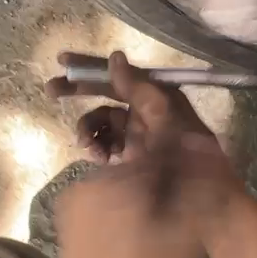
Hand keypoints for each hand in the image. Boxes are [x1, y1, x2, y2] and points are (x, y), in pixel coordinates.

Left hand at [46, 53, 240, 257]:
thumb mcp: (186, 231)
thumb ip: (199, 182)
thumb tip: (208, 144)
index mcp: (117, 179)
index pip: (156, 149)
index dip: (181, 158)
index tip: (198, 170)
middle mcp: (89, 182)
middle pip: (136, 166)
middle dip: (161, 176)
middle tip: (182, 202)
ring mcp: (73, 204)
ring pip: (119, 184)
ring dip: (141, 193)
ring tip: (162, 222)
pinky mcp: (68, 224)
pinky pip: (102, 203)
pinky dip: (121, 209)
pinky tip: (137, 236)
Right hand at [47, 53, 240, 212]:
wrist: (206, 201)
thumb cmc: (191, 155)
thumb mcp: (164, 116)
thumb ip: (139, 87)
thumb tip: (114, 57)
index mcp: (159, 95)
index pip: (120, 73)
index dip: (92, 66)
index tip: (62, 62)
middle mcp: (148, 110)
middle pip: (107, 94)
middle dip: (79, 93)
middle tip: (50, 92)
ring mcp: (140, 136)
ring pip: (103, 123)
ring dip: (89, 129)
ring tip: (87, 146)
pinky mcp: (133, 159)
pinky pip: (107, 146)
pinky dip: (98, 148)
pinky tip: (98, 158)